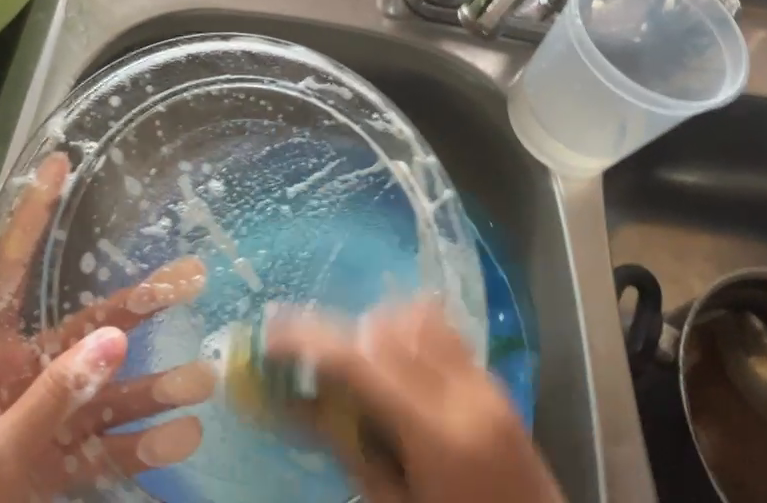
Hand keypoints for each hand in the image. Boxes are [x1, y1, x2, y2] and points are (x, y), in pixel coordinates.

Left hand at [0, 155, 214, 501]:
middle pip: (85, 331)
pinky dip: (144, 443)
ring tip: (204, 380)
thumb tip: (113, 340)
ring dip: (154, 387)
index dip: (30, 217)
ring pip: (107, 391)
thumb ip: (49, 403)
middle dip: (137, 307)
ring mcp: (45, 422)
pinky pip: (107, 446)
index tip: (59, 166)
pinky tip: (184, 436)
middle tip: (191, 278)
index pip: (7, 272)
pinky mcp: (59, 465)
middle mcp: (20, 378)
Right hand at [267, 302, 561, 502]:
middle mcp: (465, 391)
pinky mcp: (495, 380)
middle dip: (341, 333)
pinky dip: (410, 332)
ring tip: (354, 362)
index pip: (362, 361)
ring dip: (377, 328)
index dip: (310, 339)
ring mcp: (486, 380)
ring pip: (417, 316)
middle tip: (307, 355)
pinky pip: (445, 332)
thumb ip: (348, 449)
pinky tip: (393, 363)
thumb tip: (293, 405)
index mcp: (438, 432)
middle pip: (387, 328)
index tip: (271, 330)